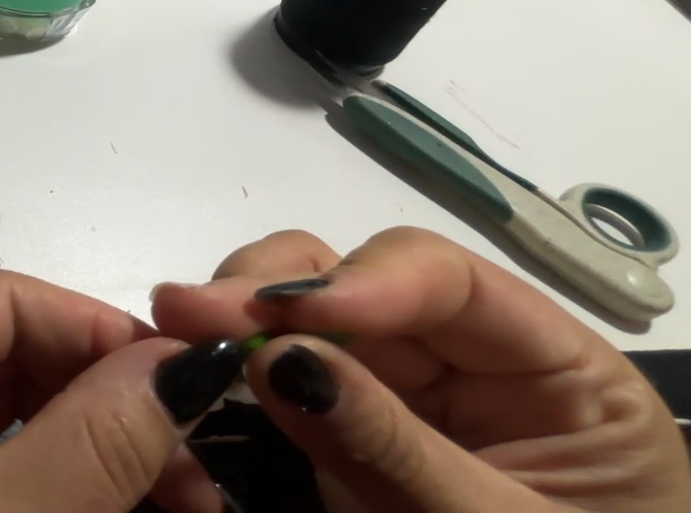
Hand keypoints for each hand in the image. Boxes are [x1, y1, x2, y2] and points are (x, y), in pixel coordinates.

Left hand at [0, 269, 247, 512]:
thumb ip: (96, 441)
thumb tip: (187, 365)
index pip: (5, 301)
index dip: (108, 336)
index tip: (203, 386)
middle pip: (10, 344)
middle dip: (107, 402)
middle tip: (201, 476)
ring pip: (8, 392)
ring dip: (93, 441)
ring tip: (183, 499)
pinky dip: (54, 468)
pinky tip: (115, 501)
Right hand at [151, 228, 690, 511]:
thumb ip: (393, 448)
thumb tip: (277, 356)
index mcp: (548, 371)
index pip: (443, 278)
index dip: (358, 277)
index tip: (281, 312)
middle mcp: (452, 354)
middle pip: (344, 273)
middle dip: (263, 289)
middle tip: (183, 310)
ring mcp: (382, 379)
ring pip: (291, 302)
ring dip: (230, 309)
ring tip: (173, 325)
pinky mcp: (325, 410)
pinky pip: (263, 355)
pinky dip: (220, 348)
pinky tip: (180, 349)